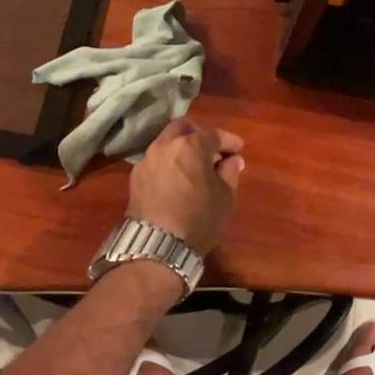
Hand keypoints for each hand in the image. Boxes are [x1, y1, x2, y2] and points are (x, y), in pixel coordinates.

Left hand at [127, 119, 244, 255]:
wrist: (157, 245)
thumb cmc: (198, 218)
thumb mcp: (225, 197)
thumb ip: (230, 172)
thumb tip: (232, 160)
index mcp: (190, 146)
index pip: (214, 135)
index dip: (229, 140)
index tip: (238, 149)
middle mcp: (165, 145)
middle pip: (184, 128)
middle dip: (200, 134)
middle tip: (213, 150)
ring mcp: (147, 160)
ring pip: (166, 143)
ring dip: (182, 148)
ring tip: (195, 166)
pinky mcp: (135, 177)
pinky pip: (156, 161)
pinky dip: (169, 163)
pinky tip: (177, 178)